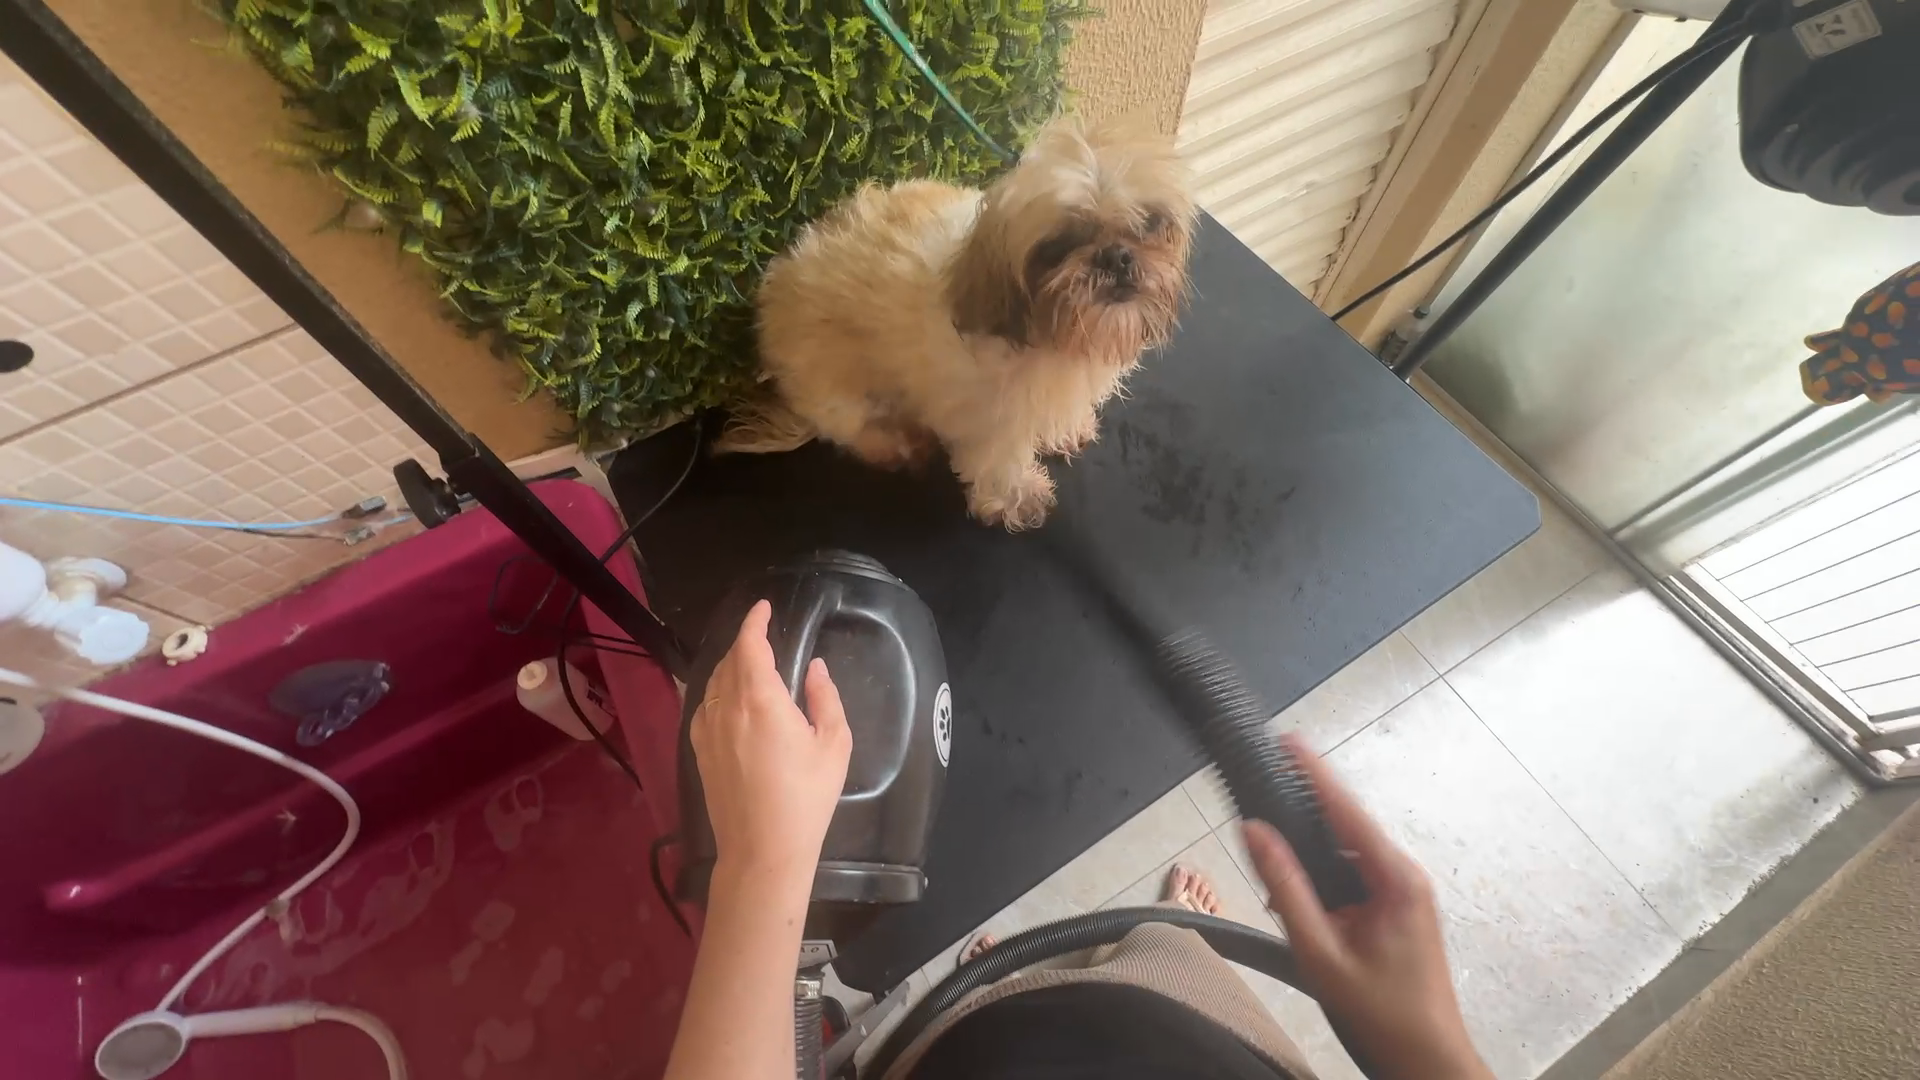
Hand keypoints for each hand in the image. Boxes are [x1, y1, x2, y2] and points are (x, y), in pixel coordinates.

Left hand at [690, 600, 851, 894]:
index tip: (764, 607)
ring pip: (713, 681)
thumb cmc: (806, 797)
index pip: (750, 645)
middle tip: (765, 634)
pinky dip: (717, 689)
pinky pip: (704, 705)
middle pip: (729, 660)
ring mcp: (707, 730)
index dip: (755, 621)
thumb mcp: (834, 744)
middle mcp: (727, 708)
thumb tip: (814, 667)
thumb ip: (825, 698)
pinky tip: (730, 698)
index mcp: (761, 700)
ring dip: (730, 664)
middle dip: (745, 641)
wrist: (763, 851)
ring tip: (750, 661)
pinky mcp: (699, 751)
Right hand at [1242, 737, 1491, 1079]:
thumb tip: (1253, 828)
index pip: (1345, 808)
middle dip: (1299, 813)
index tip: (1286, 740)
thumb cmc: (1381, 1015)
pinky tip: (1295, 894)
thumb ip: (1284, 886)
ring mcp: (1401, 890)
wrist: (1430, 1069)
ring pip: (1343, 849)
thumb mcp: (1321, 951)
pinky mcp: (1394, 905)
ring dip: (1306, 850)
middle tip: (1257, 806)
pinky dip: (1318, 872)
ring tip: (1270, 862)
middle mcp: (1402, 874)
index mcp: (1394, 878)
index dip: (1313, 771)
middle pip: (1343, 823)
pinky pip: (1349, 871)